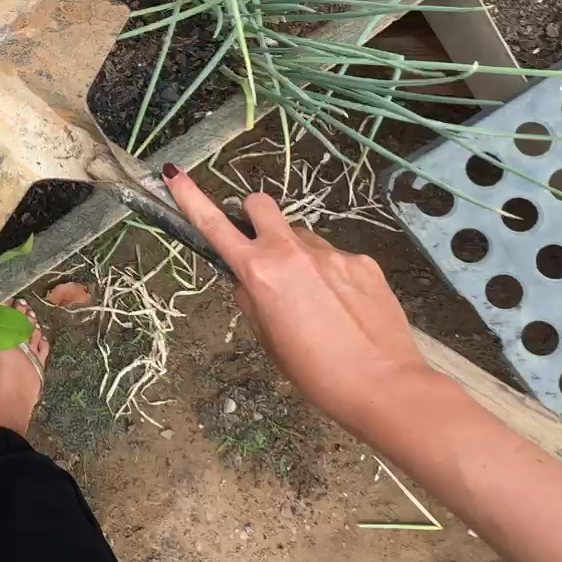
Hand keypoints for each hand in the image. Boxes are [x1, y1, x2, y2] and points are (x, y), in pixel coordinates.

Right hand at [160, 166, 437, 437]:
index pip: (213, 223)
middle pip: (260, 204)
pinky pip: (335, 256)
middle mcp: (290, 251)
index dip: (189, 196)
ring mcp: (330, 253)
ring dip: (297, 253)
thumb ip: (251, 297)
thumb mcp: (266, 337)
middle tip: (262, 247)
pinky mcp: (363, 262)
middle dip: (253, 216)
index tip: (173, 173)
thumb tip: (249, 279)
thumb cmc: (315, 372)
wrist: (388, 389)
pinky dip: (331, 273)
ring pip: (300, 235)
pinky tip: (345, 306)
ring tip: (315, 296)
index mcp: (258, 271)